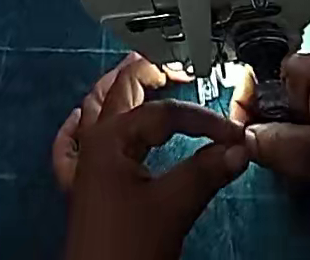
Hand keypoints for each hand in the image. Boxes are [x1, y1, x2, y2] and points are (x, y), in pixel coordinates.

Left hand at [54, 54, 249, 259]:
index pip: (165, 113)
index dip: (202, 119)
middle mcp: (94, 139)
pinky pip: (70, 144)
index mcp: (113, 136)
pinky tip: (80, 117)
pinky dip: (77, 125)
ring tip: (135, 70)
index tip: (233, 133)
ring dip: (117, 87)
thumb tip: (239, 148)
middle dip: (149, 74)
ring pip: (96, 108)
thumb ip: (206, 172)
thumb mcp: (173, 207)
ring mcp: (82, 162)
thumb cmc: (130, 249)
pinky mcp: (78, 186)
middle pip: (122, 91)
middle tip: (176, 68)